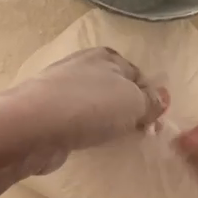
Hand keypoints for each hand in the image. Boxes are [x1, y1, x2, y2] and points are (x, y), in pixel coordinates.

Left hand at [0, 48, 168, 173]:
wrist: (35, 125)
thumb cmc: (91, 106)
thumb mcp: (133, 102)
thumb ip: (151, 101)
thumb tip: (162, 98)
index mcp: (106, 56)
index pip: (136, 73)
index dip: (149, 96)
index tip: (155, 120)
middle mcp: (82, 66)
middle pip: (114, 87)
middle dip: (127, 108)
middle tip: (138, 132)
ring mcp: (61, 89)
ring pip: (94, 103)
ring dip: (106, 119)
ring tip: (114, 139)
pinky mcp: (47, 112)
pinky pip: (76, 119)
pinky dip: (85, 129)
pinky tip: (88, 141)